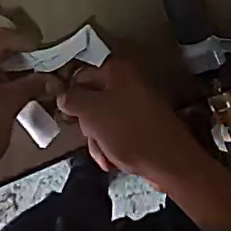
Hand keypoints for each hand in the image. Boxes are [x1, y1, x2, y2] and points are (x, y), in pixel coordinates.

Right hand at [56, 56, 208, 186]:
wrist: (168, 160)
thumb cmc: (130, 131)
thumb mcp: (92, 113)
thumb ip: (72, 99)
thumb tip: (62, 94)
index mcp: (118, 70)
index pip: (80, 76)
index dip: (70, 96)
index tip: (66, 115)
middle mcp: (129, 81)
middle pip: (91, 100)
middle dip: (87, 124)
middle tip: (92, 135)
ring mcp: (137, 102)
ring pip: (102, 120)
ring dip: (98, 140)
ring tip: (106, 153)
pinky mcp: (142, 123)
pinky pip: (116, 131)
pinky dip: (111, 145)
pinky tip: (113, 159)